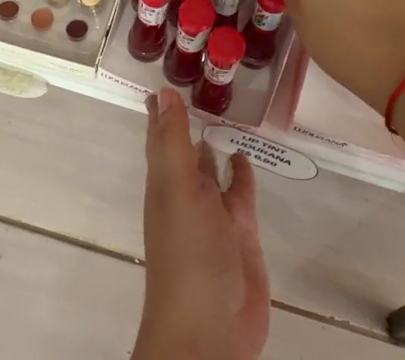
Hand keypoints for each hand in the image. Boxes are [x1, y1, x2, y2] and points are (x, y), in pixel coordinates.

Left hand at [134, 89, 269, 359]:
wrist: (211, 328)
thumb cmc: (188, 254)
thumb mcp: (177, 190)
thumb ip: (172, 142)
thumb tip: (164, 93)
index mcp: (165, 182)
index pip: (160, 136)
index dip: (160, 109)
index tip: (164, 75)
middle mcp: (187, 193)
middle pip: (184, 149)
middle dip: (187, 119)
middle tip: (200, 80)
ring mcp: (215, 213)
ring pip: (212, 167)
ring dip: (215, 141)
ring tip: (225, 106)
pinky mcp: (241, 231)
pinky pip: (239, 192)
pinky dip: (241, 172)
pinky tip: (244, 153)